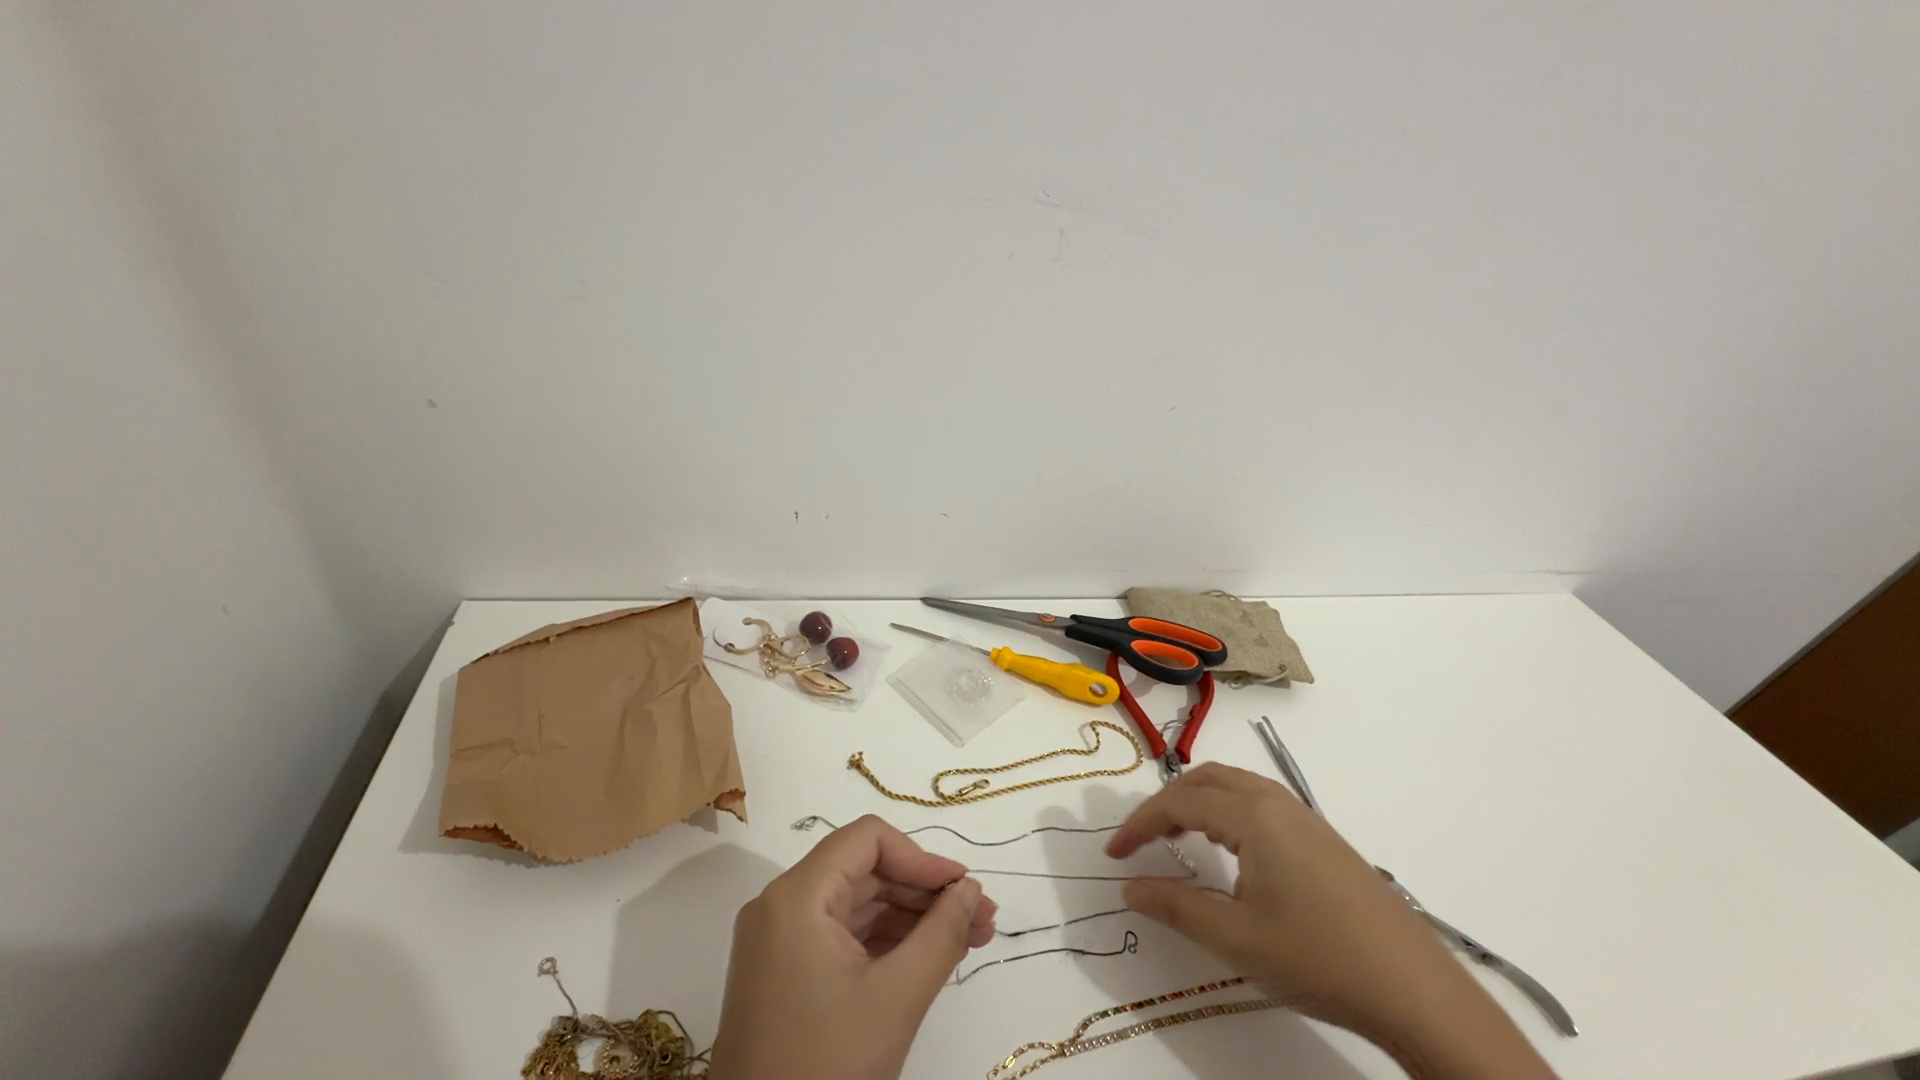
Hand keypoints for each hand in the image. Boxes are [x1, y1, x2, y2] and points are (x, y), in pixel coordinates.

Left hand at [708, 815, 997, 1079]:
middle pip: (864, 871)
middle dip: (925, 891)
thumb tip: (970, 889)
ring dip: (912, 918)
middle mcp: (780, 906)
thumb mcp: (897, 996)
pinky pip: (841, 937)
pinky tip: (930, 958)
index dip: (921, 857)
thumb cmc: (828, 1062)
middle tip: (983, 918)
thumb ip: (942, 933)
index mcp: (797, 897)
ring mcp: (778, 941)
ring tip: (970, 939)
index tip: (963, 888)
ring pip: (856, 906)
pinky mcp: (783, 973)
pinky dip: (885, 943)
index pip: (866, 839)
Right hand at [1107, 764, 1556, 1079]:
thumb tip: (1129, 886)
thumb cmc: (1317, 958)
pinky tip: (1230, 849)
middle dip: (1166, 803)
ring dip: (1198, 801)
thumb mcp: (1235, 939)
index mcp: (1255, 817)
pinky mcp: (1325, 839)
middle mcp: (1279, 804)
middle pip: (1208, 780)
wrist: (1413, 988)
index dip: (1140, 824)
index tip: (1113, 855)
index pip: (1179, 802)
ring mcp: (1308, 819)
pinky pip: (1261, 803)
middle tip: (1141, 840)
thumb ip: (1175, 906)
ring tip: (1177, 838)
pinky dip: (1227, 810)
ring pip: (1237, 786)